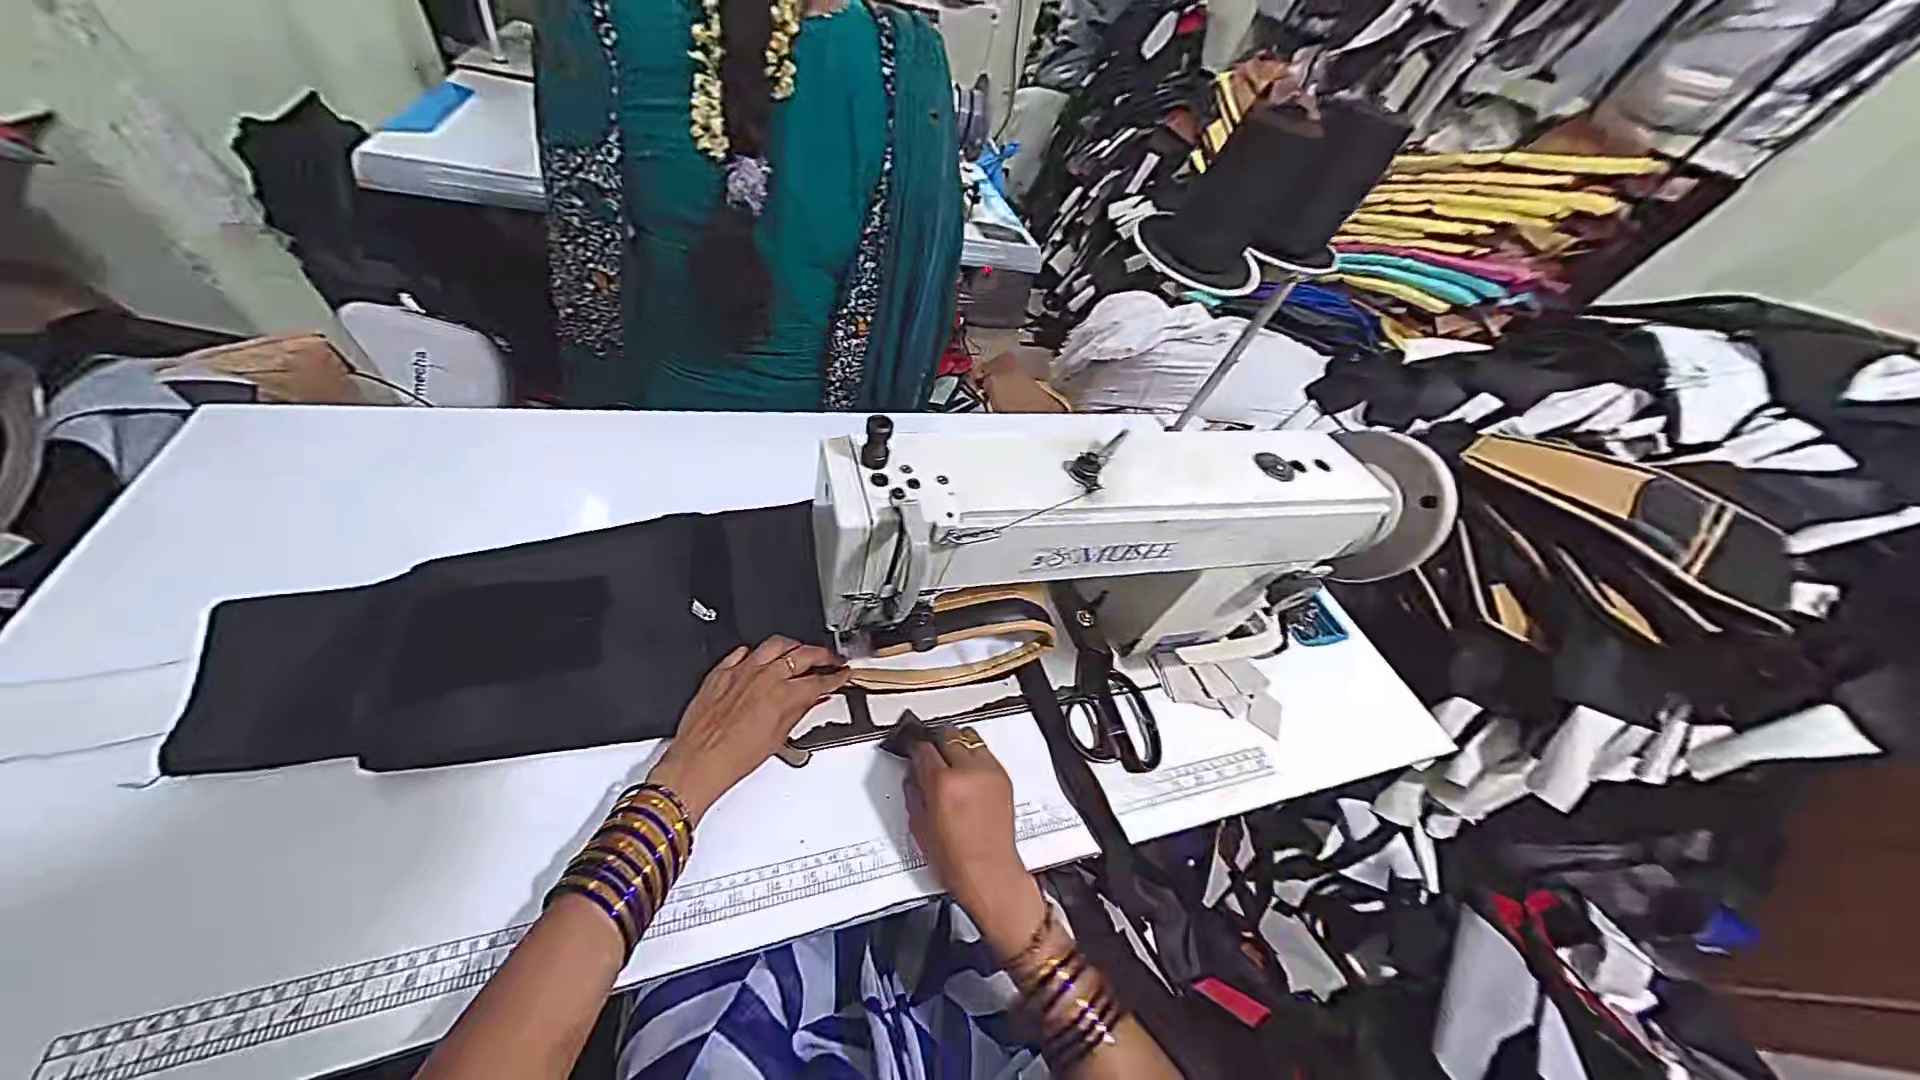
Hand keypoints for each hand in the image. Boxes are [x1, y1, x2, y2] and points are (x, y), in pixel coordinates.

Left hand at [648, 636, 849, 822]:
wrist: (698, 761)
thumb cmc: (734, 757)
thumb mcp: (779, 737)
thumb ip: (800, 711)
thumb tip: (812, 699)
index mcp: (784, 694)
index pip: (820, 679)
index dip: (836, 675)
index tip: (842, 674)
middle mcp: (765, 676)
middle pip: (804, 653)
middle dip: (824, 655)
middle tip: (831, 659)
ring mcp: (743, 670)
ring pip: (776, 644)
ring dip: (794, 646)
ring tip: (800, 651)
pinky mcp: (722, 671)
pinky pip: (744, 651)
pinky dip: (757, 652)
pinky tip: (761, 657)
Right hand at [903, 726, 1046, 961]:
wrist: (989, 873)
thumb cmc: (956, 860)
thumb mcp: (921, 826)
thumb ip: (914, 792)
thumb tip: (913, 774)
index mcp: (943, 783)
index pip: (923, 747)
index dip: (914, 746)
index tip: (912, 748)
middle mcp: (968, 771)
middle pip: (947, 734)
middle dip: (934, 740)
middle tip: (928, 751)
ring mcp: (989, 772)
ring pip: (968, 737)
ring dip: (955, 743)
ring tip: (949, 757)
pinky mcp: (1003, 777)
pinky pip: (984, 752)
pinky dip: (972, 755)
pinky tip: (966, 770)